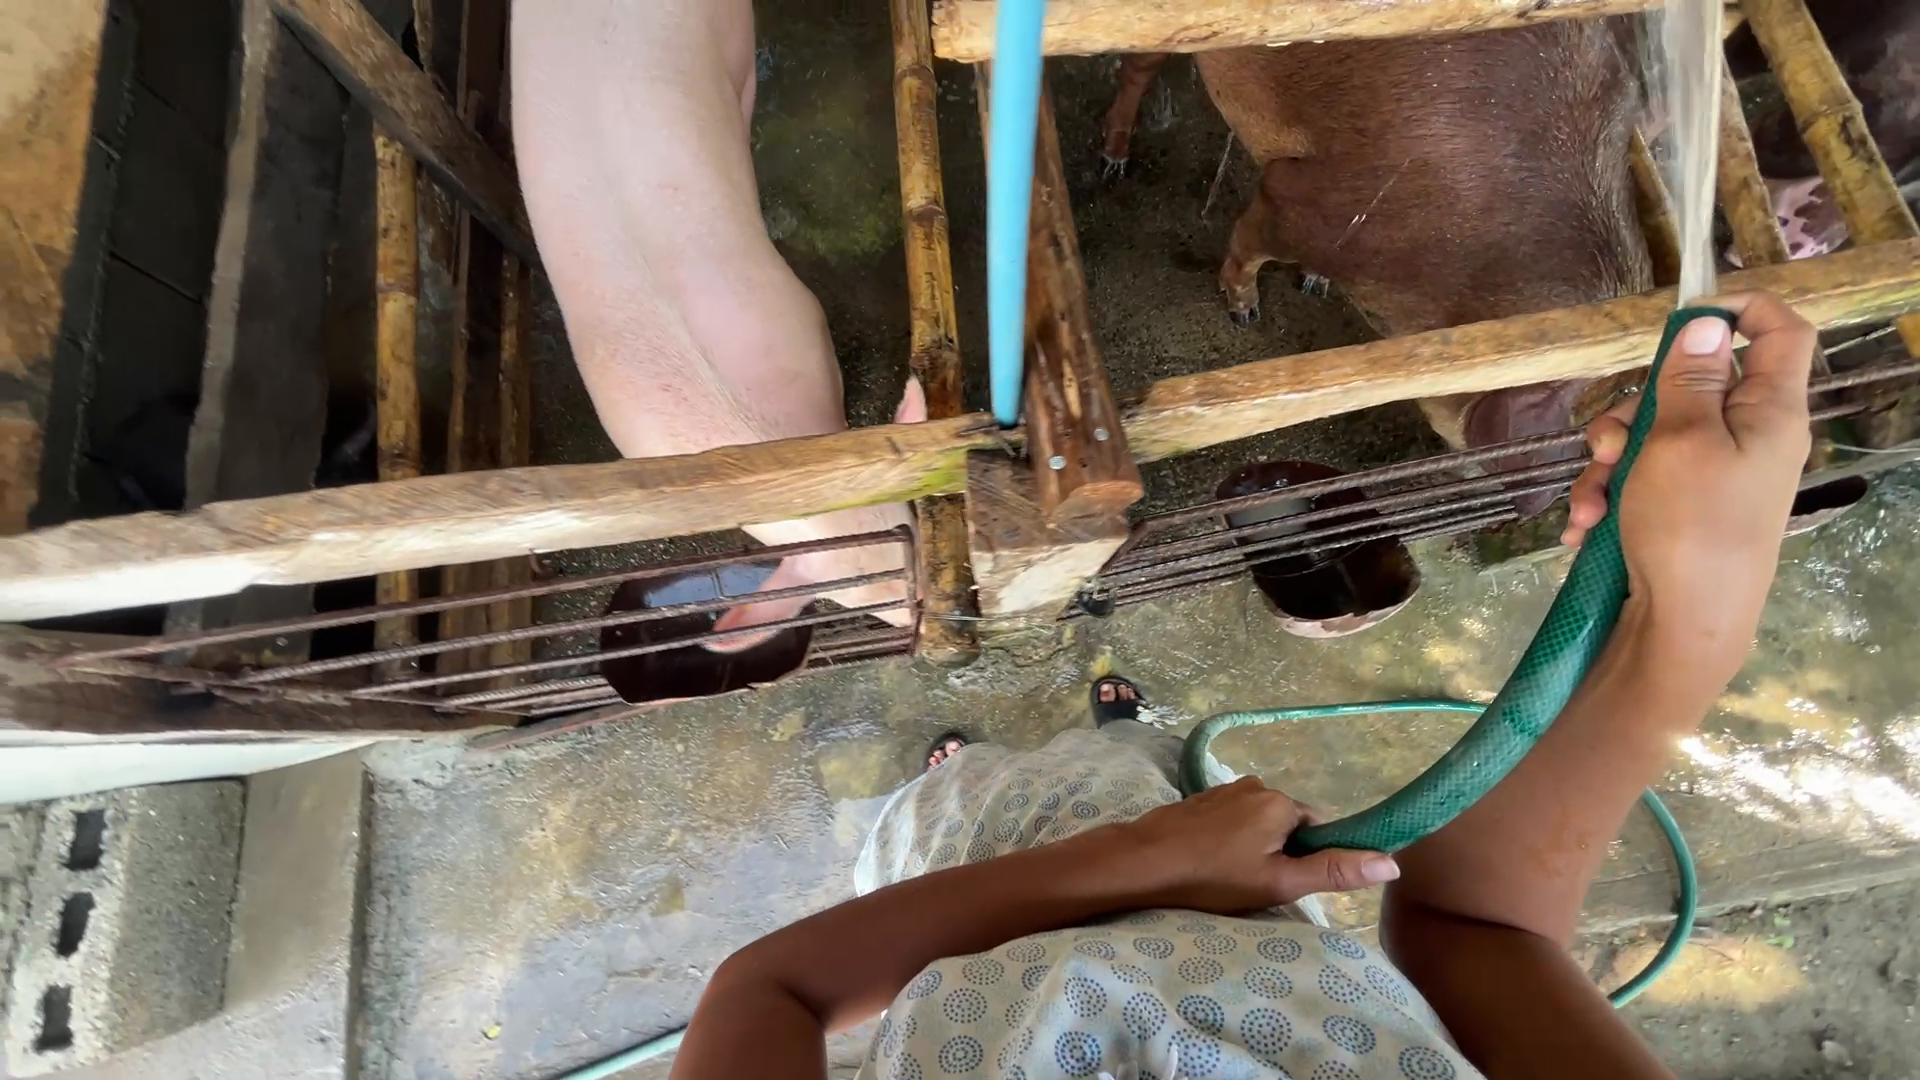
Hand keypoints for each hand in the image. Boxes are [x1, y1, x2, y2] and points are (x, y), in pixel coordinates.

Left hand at [1119, 776, 1398, 912]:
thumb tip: (1390, 862)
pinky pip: (1231, 819)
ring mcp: (1223, 790)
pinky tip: (1214, 861)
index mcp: (1279, 801)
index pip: (1318, 828)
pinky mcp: (1200, 799)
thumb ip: (1334, 871)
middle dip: (1282, 851)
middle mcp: (1254, 785)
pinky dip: (1230, 839)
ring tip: (1233, 875)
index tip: (1291, 881)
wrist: (1147, 860)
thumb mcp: (1280, 881)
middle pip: (1287, 823)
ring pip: (1257, 821)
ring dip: (1255, 845)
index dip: (1312, 857)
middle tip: (1259, 882)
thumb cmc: (1215, 875)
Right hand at [1560, 291, 1813, 679]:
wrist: (1687, 615)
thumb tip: (1706, 323)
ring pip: (1644, 440)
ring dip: (1602, 469)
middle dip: (1626, 416)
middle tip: (1603, 448)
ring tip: (1588, 508)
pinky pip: (1633, 481)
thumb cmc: (1690, 523)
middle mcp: (1744, 437)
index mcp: (1766, 412)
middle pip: (1684, 392)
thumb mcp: (1679, 442)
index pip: (1782, 335)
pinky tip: (1585, 529)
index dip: (1743, 311)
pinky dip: (1604, 499)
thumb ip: (1688, 382)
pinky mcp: (1677, 505)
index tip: (1682, 316)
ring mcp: (1709, 474)